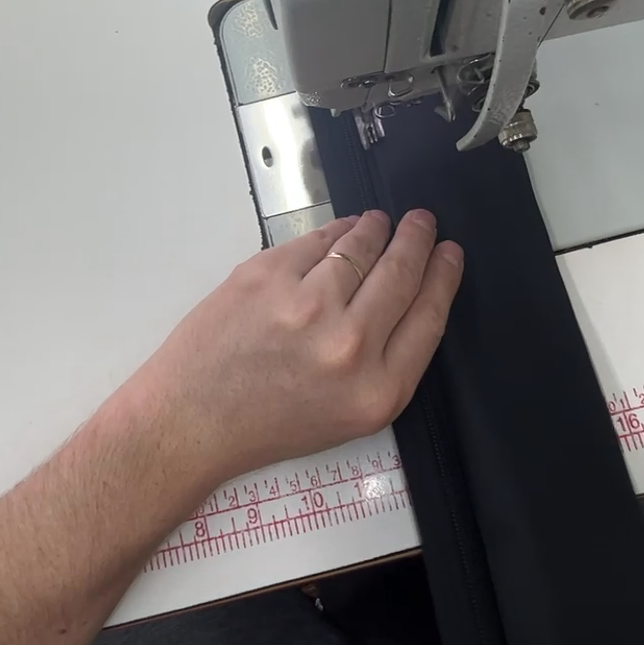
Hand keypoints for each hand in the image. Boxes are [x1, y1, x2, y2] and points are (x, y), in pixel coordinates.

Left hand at [123, 210, 462, 485]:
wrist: (193, 419)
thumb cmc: (268, 423)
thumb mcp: (348, 415)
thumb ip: (386, 363)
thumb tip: (406, 297)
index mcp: (377, 390)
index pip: (428, 316)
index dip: (443, 277)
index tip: (450, 254)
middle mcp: (348, 345)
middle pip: (400, 274)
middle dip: (417, 240)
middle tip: (424, 222)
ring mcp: (305, 304)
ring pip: (360, 247)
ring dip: (377, 228)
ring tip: (383, 221)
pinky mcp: (267, 275)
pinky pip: (317, 239)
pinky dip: (337, 229)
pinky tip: (345, 228)